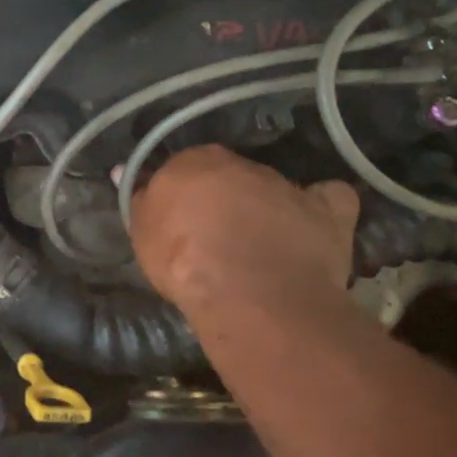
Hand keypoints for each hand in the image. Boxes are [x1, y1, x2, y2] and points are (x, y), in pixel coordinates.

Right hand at [128, 145, 358, 316]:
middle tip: (218, 232)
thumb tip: (124, 171)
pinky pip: (332, 198)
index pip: (184, 166)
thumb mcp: (142, 232)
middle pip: (230, 175)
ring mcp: (286, 187)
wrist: (250, 295)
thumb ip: (139, 198)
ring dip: (267, 206)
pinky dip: (324, 205)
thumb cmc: (184, 261)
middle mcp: (240, 165)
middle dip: (226, 196)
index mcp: (193, 161)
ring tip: (262, 243)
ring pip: (273, 188)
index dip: (183, 193)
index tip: (180, 217)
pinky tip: (316, 222)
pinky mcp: (327, 213)